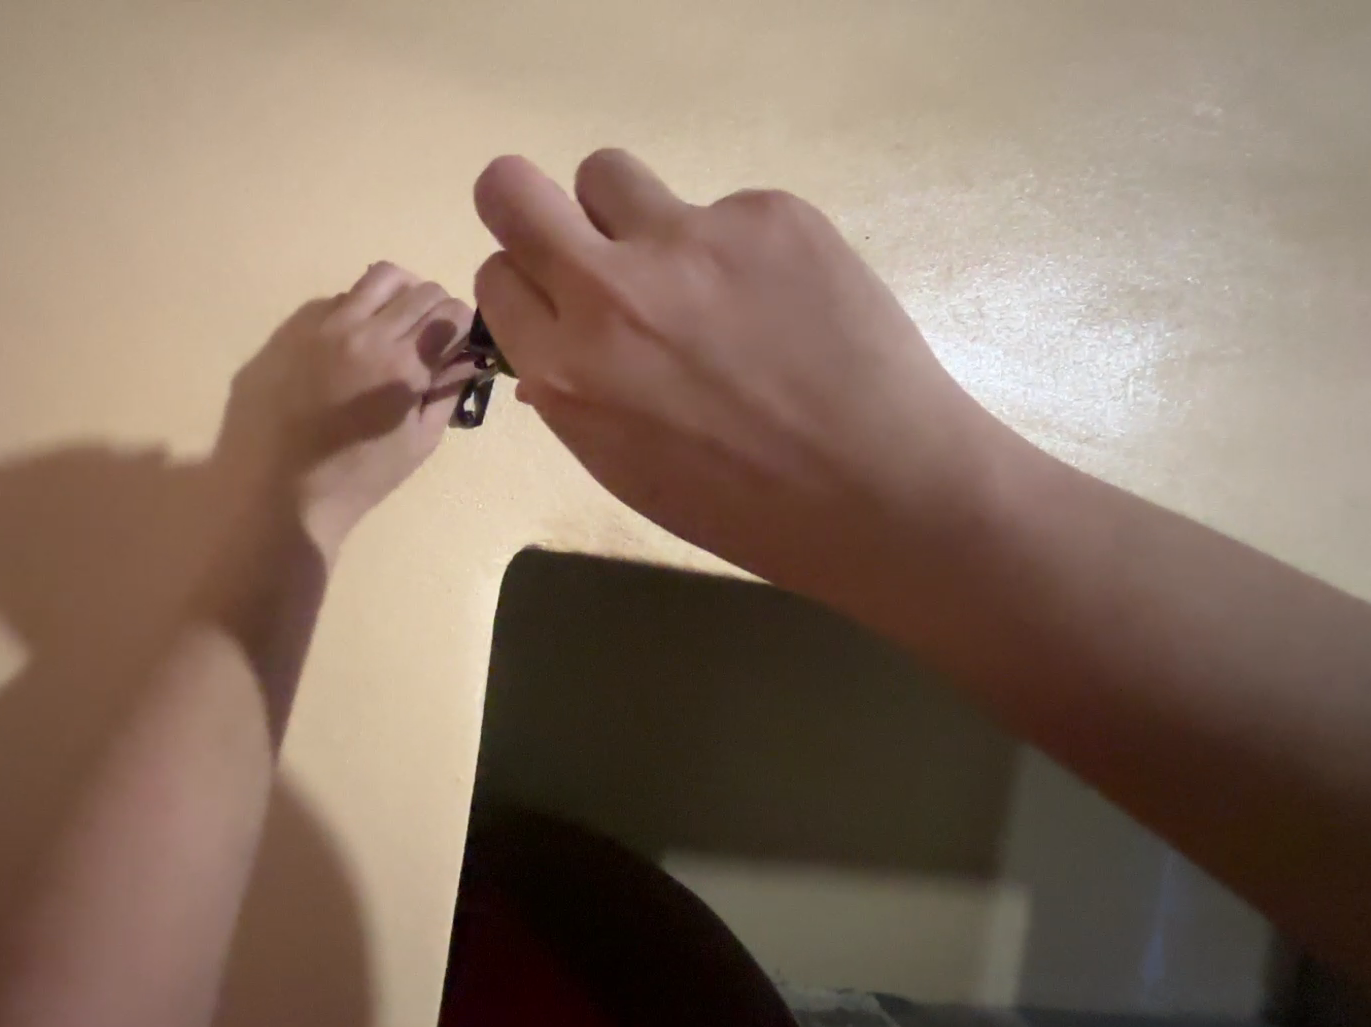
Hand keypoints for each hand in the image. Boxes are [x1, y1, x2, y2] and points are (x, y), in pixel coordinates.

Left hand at [216, 263, 475, 554]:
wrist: (279, 492)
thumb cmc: (358, 478)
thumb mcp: (419, 442)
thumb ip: (446, 392)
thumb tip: (464, 359)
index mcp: (404, 366)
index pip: (452, 313)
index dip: (463, 329)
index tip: (456, 349)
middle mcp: (366, 332)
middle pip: (421, 289)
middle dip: (436, 311)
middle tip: (429, 341)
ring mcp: (323, 325)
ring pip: (379, 277)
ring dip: (399, 296)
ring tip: (393, 327)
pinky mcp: (291, 328)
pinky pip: (335, 299)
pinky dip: (355, 312)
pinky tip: (347, 346)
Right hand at [471, 150, 1030, 600]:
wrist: (876, 491)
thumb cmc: (738, 507)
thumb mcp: (625, 470)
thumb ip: (574, 397)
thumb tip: (551, 353)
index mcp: (566, 373)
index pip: (494, 279)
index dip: (522, 287)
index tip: (553, 300)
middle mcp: (608, 294)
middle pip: (510, 189)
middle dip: (521, 207)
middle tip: (572, 239)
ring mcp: (688, 242)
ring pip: (608, 174)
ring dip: (625, 216)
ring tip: (685, 269)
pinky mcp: (767, 213)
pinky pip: (721, 208)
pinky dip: (734, 248)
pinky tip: (779, 301)